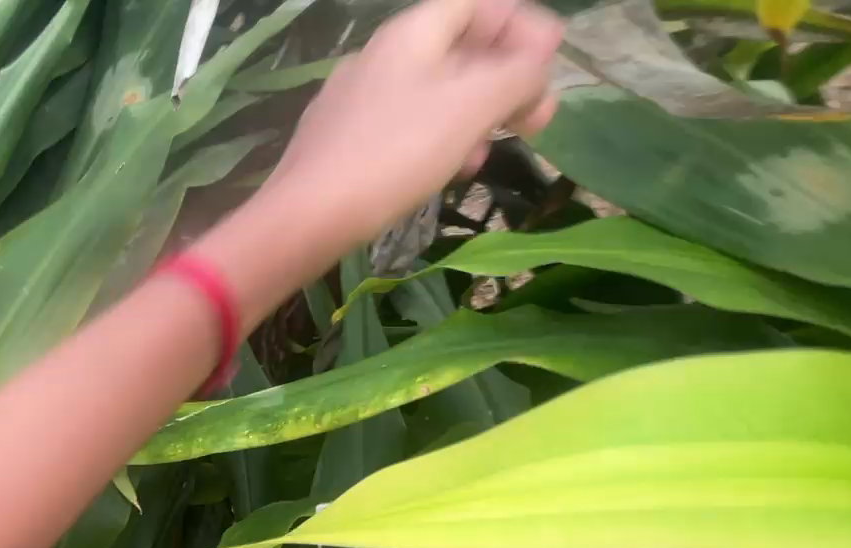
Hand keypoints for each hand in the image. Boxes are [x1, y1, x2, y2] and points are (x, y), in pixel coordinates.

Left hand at [268, 0, 562, 247]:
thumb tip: (533, 70)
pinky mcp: (331, 152)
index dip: (521, 25)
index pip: (476, 4)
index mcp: (406, 35)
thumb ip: (518, 76)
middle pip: (453, 54)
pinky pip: (393, 136)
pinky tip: (440, 177)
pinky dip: (427, 147)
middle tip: (533, 119)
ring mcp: (345, 109)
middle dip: (500, 82)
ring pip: (425, 100)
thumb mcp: (473, 105)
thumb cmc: (390, 155)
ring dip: (467, 121)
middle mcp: (371, 63)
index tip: (551, 63)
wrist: (300, 222)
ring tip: (485, 156)